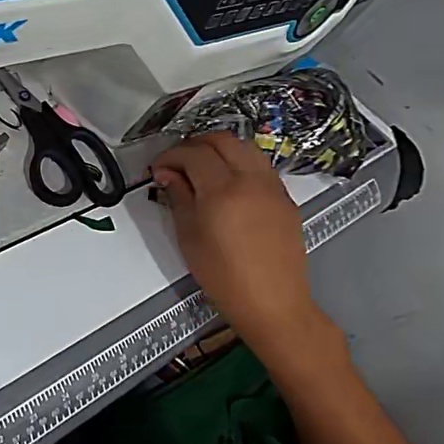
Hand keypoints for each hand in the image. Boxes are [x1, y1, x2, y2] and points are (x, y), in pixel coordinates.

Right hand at [152, 132, 342, 355]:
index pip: (193, 154)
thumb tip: (168, 174)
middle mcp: (251, 180)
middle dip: (195, 145)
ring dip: (220, 149)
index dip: (170, 156)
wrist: (272, 303)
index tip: (158, 169)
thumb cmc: (223, 276)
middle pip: (222, 140)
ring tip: (203, 168)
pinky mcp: (285, 198)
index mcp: (223, 190)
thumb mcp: (189, 237)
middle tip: (178, 163)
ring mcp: (272, 187)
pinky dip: (240, 162)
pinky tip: (228, 183)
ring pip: (245, 147)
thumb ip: (178, 197)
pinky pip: (261, 165)